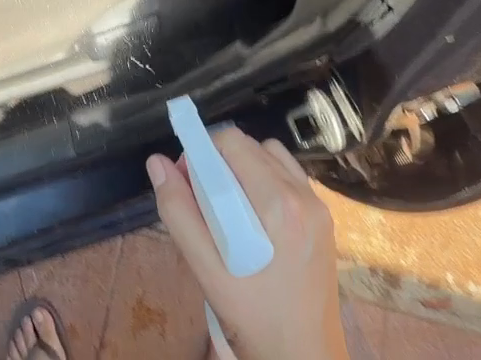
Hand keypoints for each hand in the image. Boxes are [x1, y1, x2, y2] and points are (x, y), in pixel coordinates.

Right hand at [148, 129, 348, 359]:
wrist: (304, 359)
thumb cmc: (252, 319)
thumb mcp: (207, 271)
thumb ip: (179, 213)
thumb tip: (156, 163)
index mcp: (278, 204)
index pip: (232, 143)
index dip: (201, 153)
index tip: (185, 182)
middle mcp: (304, 195)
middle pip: (251, 147)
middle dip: (219, 162)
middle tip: (200, 201)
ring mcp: (319, 206)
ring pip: (272, 157)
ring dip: (243, 170)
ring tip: (227, 210)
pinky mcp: (324, 218)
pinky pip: (289, 178)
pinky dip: (266, 182)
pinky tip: (254, 219)